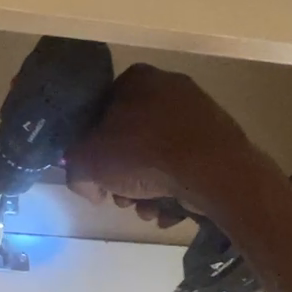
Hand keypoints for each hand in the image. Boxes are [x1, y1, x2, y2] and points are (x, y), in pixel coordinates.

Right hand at [64, 63, 278, 215]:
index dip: (93, 152)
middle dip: (124, 179)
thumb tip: (88, 185)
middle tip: (124, 200)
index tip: (98, 180)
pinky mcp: (217, 138)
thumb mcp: (87, 162)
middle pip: (130, 141)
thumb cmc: (143, 154)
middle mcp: (168, 87)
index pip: (100, 115)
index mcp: (135, 79)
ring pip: (158, 158)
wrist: (211, 170)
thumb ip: (74, 170)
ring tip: (149, 211)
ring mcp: (197, 112)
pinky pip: (184, 166)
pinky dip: (174, 191)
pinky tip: (170, 211)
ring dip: (147, 192)